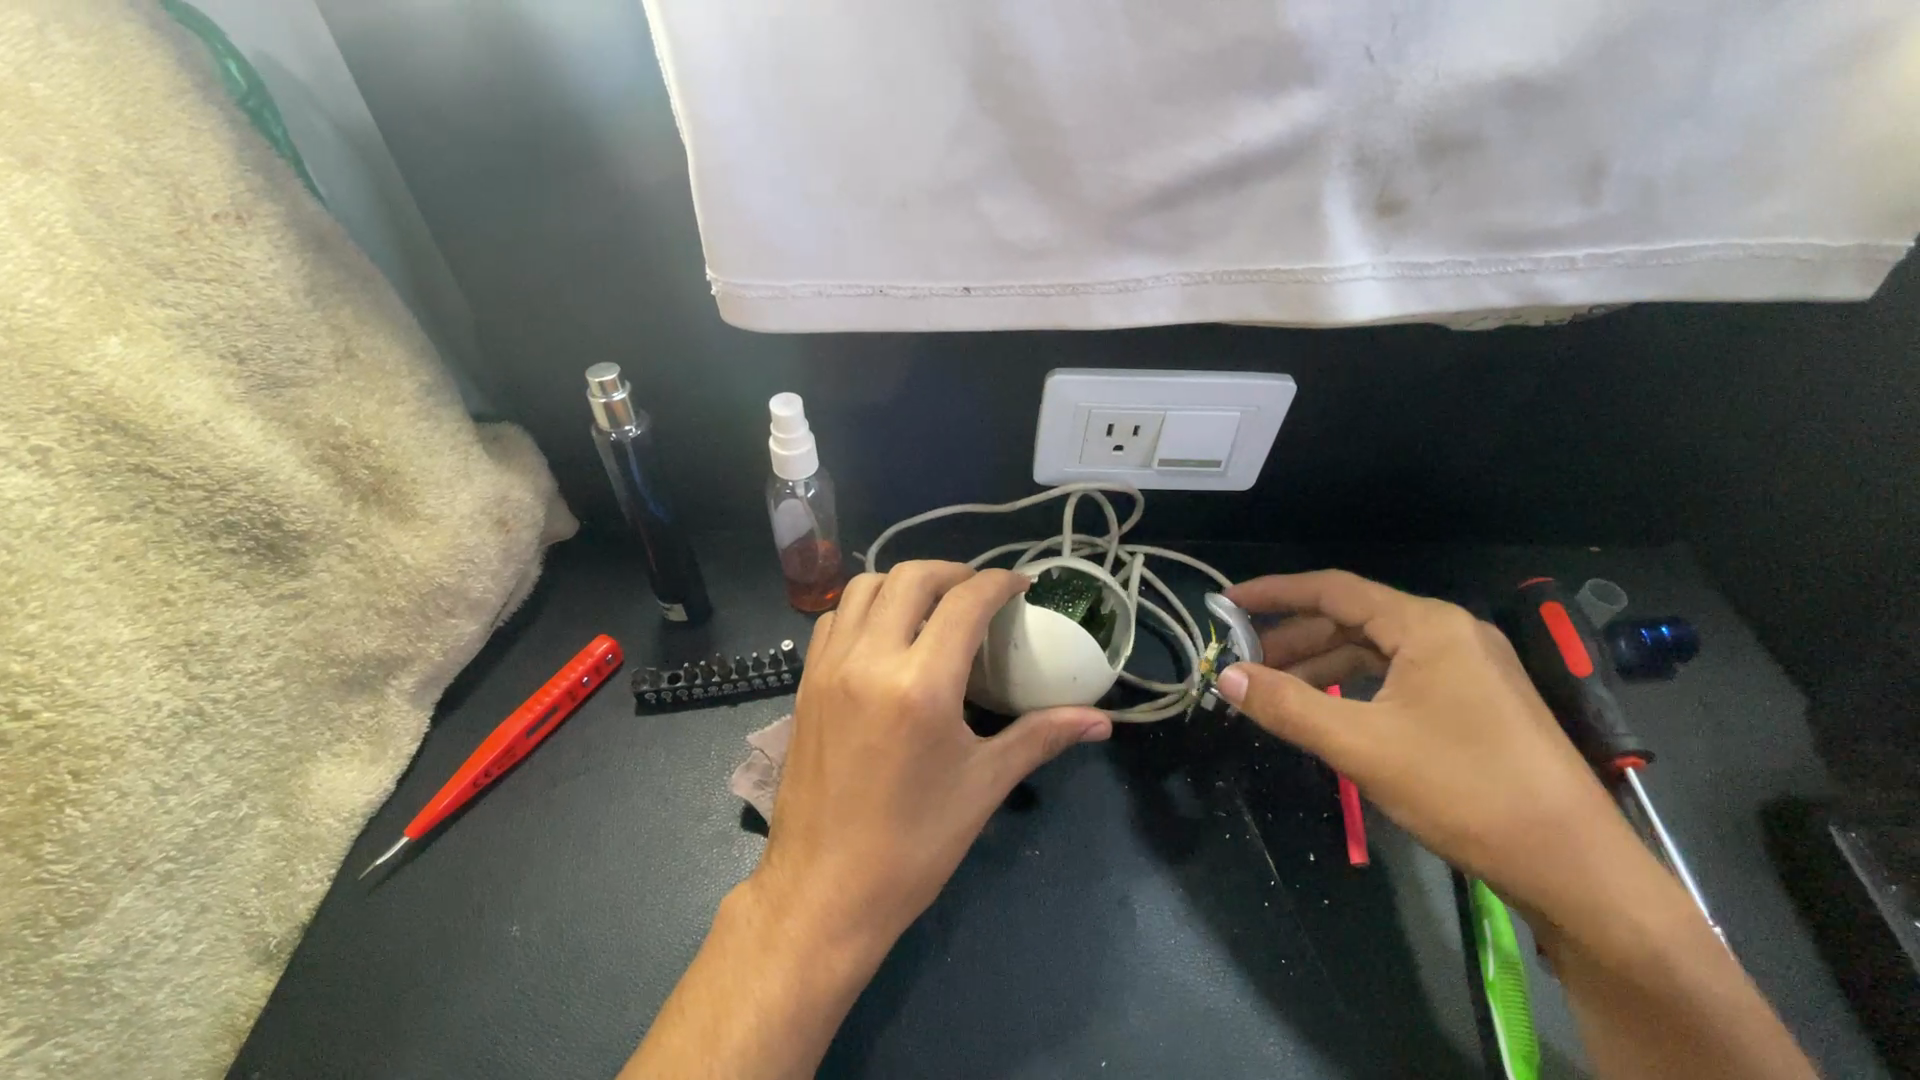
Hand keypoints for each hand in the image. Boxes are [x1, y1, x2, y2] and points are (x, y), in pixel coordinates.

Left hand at [752, 561, 1112, 952]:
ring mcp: (829, 668)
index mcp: (921, 685)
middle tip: (981, 595)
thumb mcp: (984, 786)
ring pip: (863, 587)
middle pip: (912, 577)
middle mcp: (869, 660)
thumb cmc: (914, 845)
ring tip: (934, 607)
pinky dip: (865, 608)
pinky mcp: (805, 683)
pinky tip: (887, 637)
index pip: (965, 602)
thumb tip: (1101, 721)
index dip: (999, 583)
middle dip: (954, 572)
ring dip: (905, 583)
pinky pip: (833, 619)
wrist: (824, 890)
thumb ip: (1041, 737)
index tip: (1022, 587)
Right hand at [1215, 570, 1642, 926]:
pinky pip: (1399, 677)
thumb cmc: (1463, 789)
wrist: (1571, 863)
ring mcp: (1468, 668)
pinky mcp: (1476, 702)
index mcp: (1428, 625)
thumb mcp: (1362, 745)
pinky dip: (1355, 688)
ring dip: (1321, 666)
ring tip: (1272, 689)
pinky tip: (1326, 711)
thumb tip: (1226, 677)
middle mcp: (1450, 633)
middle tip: (1242, 661)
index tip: (1228, 603)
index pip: (1335, 590)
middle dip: (1294, 638)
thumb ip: (1287, 706)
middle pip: (1354, 619)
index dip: (1275, 593)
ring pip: (1376, 652)